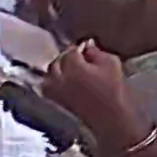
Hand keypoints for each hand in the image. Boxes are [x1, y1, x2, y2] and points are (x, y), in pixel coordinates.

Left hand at [43, 40, 146, 156]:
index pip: (70, 52)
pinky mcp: (53, 99)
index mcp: (74, 68)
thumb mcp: (110, 63)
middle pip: (56, 62)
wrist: (105, 112)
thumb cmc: (111, 86)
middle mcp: (60, 79)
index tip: (84, 46)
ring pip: (48, 74)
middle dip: (65, 57)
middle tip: (76, 55)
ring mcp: (54, 90)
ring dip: (56, 68)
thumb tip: (87, 45)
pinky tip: (61, 79)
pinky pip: (46, 87)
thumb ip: (96, 52)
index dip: (76, 48)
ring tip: (68, 67)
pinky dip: (50, 80)